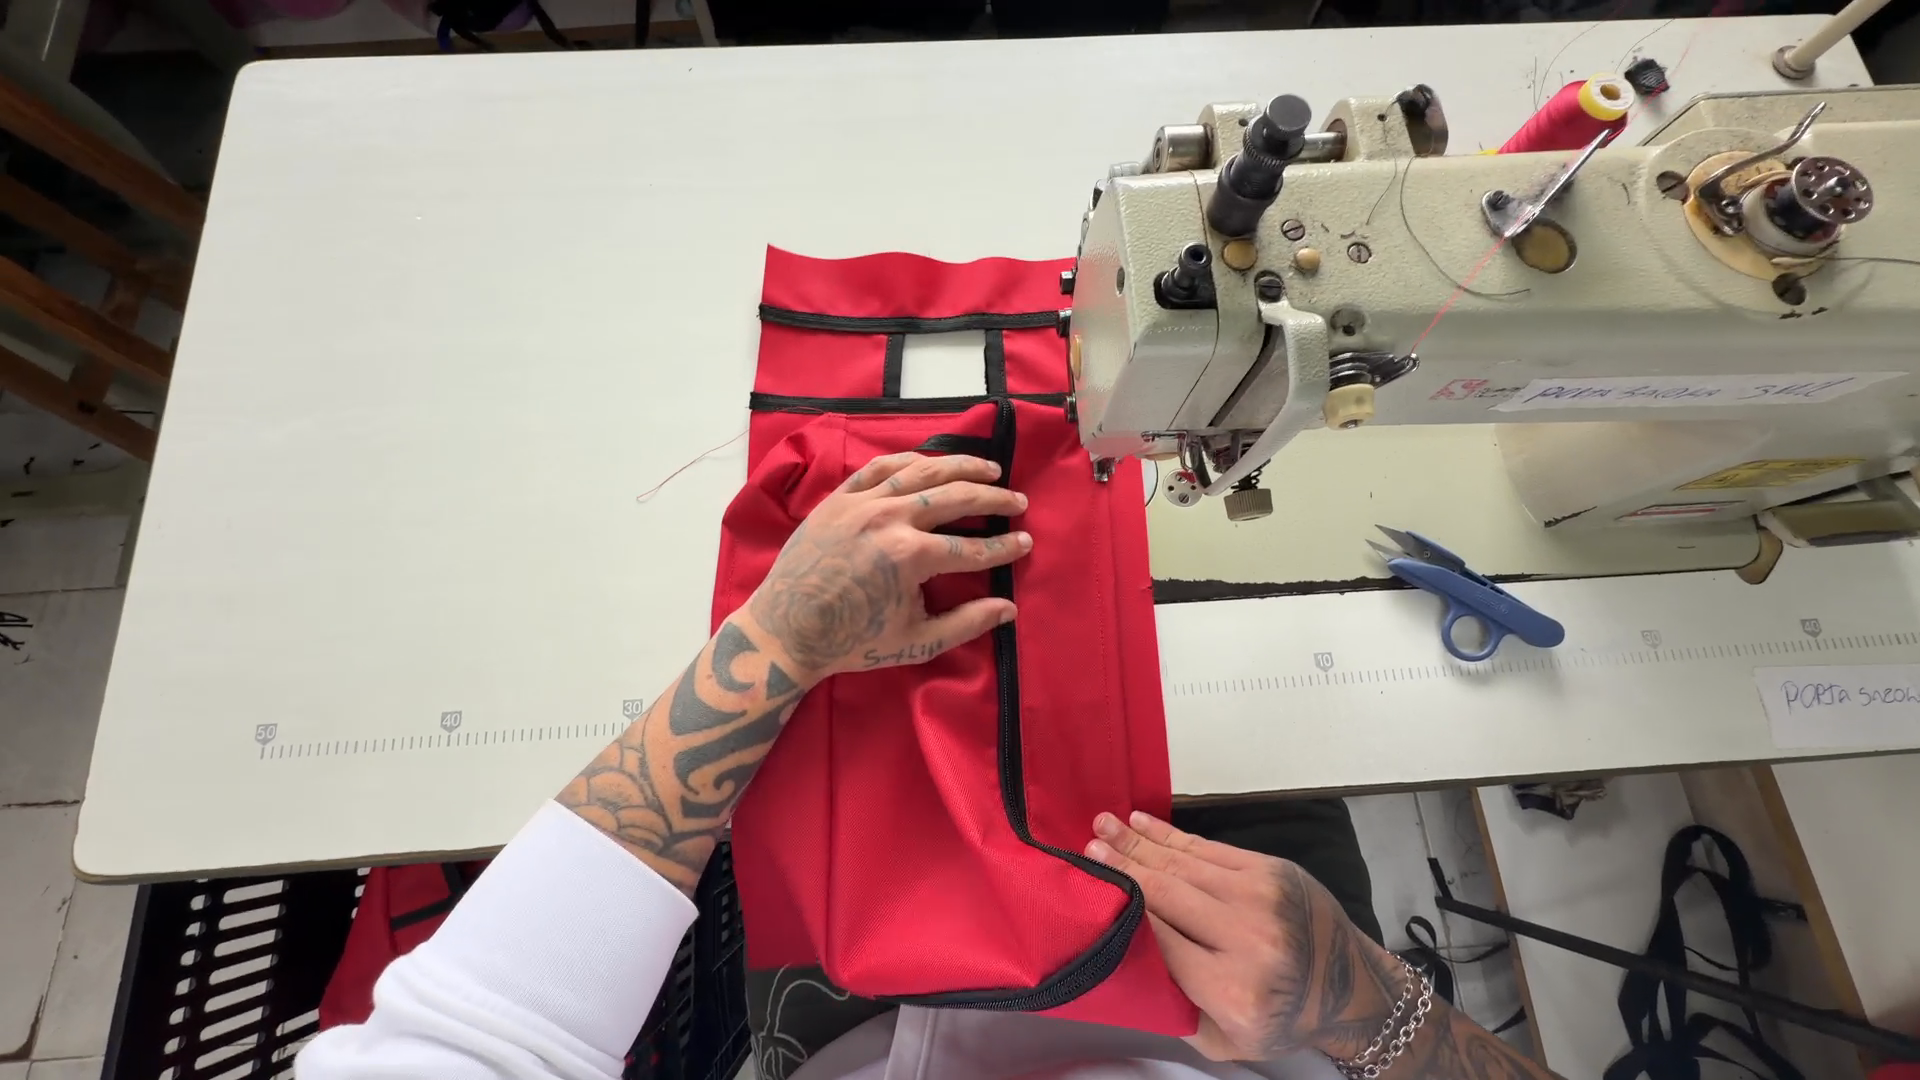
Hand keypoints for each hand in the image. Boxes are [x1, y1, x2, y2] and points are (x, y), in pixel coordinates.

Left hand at [746, 451, 1032, 680]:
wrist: (787, 630)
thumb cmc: (852, 641)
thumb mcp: (916, 642)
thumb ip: (966, 623)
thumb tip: (1009, 609)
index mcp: (911, 557)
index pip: (973, 547)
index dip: (1005, 547)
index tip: (1026, 542)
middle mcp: (890, 519)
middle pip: (956, 496)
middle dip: (994, 498)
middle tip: (1017, 501)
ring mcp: (862, 502)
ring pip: (922, 470)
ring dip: (961, 466)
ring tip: (988, 468)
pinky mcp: (839, 497)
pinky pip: (880, 467)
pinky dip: (910, 460)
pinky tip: (931, 461)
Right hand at [1085, 811, 1405, 1062]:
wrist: (1350, 986)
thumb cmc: (1279, 1018)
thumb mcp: (1223, 1038)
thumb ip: (1173, 1004)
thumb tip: (1122, 958)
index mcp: (1232, 988)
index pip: (1160, 938)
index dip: (1121, 909)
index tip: (1087, 887)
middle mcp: (1247, 937)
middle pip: (1166, 892)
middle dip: (1121, 867)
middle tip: (1086, 849)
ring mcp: (1259, 895)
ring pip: (1182, 861)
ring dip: (1136, 840)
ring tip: (1101, 825)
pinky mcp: (1268, 868)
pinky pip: (1207, 845)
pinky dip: (1168, 833)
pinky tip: (1139, 822)